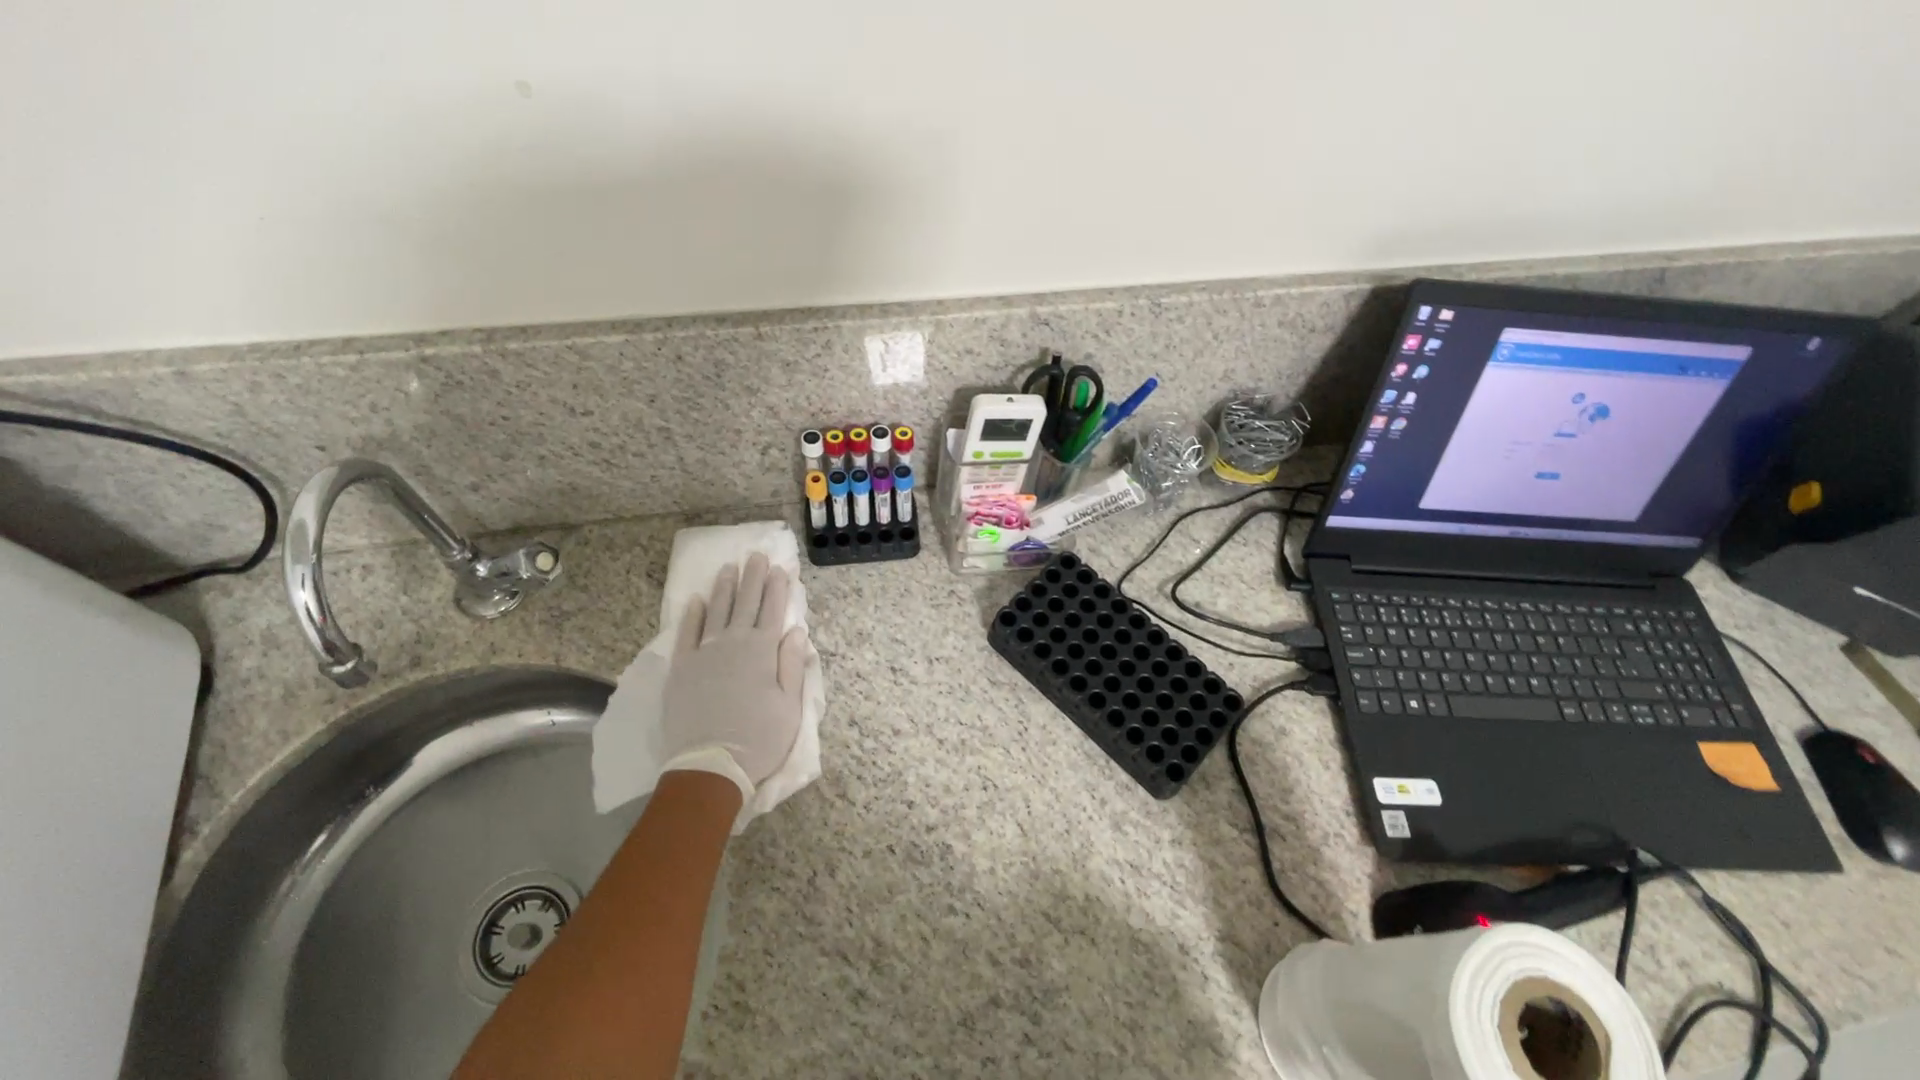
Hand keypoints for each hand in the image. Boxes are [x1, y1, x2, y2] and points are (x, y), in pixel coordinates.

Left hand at [659, 554, 808, 802]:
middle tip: (756, 556)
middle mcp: (733, 644)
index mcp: (763, 652)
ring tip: (730, 568)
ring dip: (725, 588)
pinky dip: (692, 614)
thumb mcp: (790, 707)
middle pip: (746, 604)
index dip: (778, 589)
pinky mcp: (681, 668)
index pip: (773, 612)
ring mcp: (704, 653)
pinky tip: (696, 600)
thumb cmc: (760, 739)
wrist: (710, 764)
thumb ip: (792, 665)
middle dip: (753, 578)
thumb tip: (795, 630)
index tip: (781, 568)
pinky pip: (687, 633)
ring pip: (716, 611)